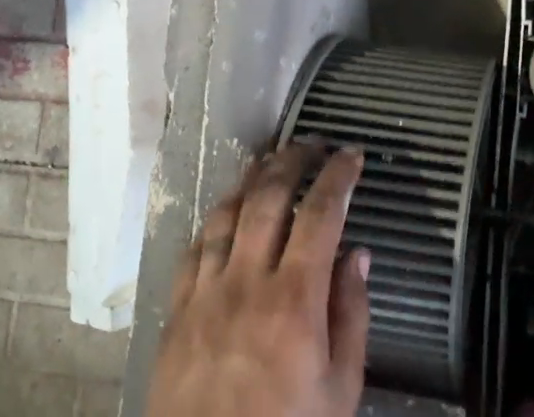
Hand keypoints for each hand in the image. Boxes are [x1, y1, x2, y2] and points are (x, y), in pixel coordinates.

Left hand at [147, 143, 369, 416]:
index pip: (321, 214)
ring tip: (270, 161)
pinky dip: (214, 221)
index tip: (352, 154)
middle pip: (269, 199)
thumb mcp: (341, 388)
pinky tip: (225, 214)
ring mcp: (205, 295)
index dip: (339, 176)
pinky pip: (193, 250)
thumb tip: (357, 255)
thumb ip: (351, 315)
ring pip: (226, 216)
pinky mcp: (176, 313)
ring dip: (251, 180)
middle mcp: (247, 283)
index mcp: (295, 300)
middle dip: (293, 161)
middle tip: (312, 144)